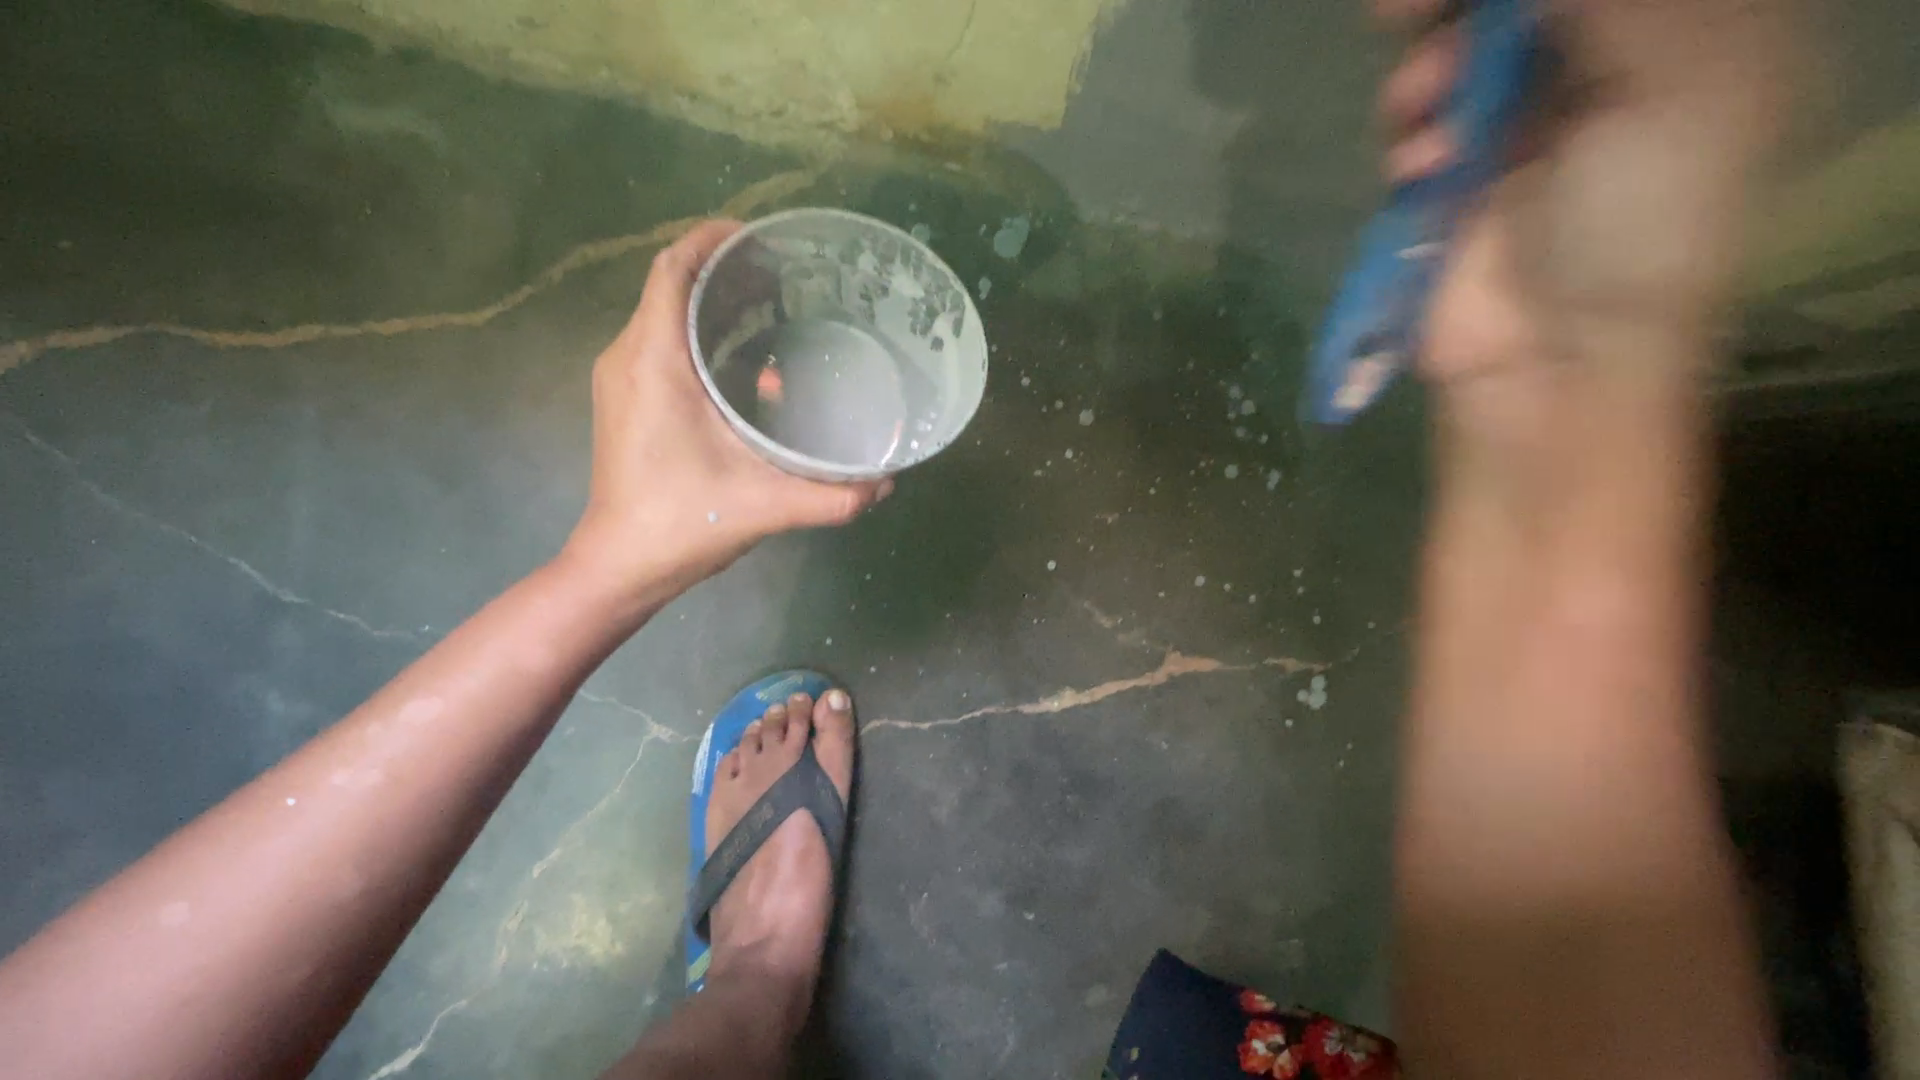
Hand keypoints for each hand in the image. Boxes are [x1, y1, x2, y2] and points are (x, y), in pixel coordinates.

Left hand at [563, 221, 890, 601]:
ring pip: (663, 316)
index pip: (674, 270)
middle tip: (785, 278)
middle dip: (725, 273)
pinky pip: (660, 344)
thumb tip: (886, 484)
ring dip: (712, 305)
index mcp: (655, 362)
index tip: (760, 238)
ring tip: (771, 309)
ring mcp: (621, 380)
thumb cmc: (683, 523)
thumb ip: (832, 496)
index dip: (712, 241)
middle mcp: (629, 358)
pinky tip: (743, 364)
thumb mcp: (767, 505)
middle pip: (671, 287)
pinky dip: (699, 336)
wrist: (621, 564)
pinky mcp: (625, 401)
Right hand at [1380, 0, 1789, 434]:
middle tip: (1395, 10)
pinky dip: (1408, 136)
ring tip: (1420, 113)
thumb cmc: (1639, 223)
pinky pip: (1416, 128)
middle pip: (1510, 12)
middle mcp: (1601, 68)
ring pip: (1452, 58)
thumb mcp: (1672, 81)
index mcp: (1685, 31)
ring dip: (1424, 75)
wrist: (1557, 357)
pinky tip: (1419, 165)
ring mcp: (1518, 129)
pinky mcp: (1453, 184)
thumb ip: (1605, 4)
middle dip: (1452, 9)